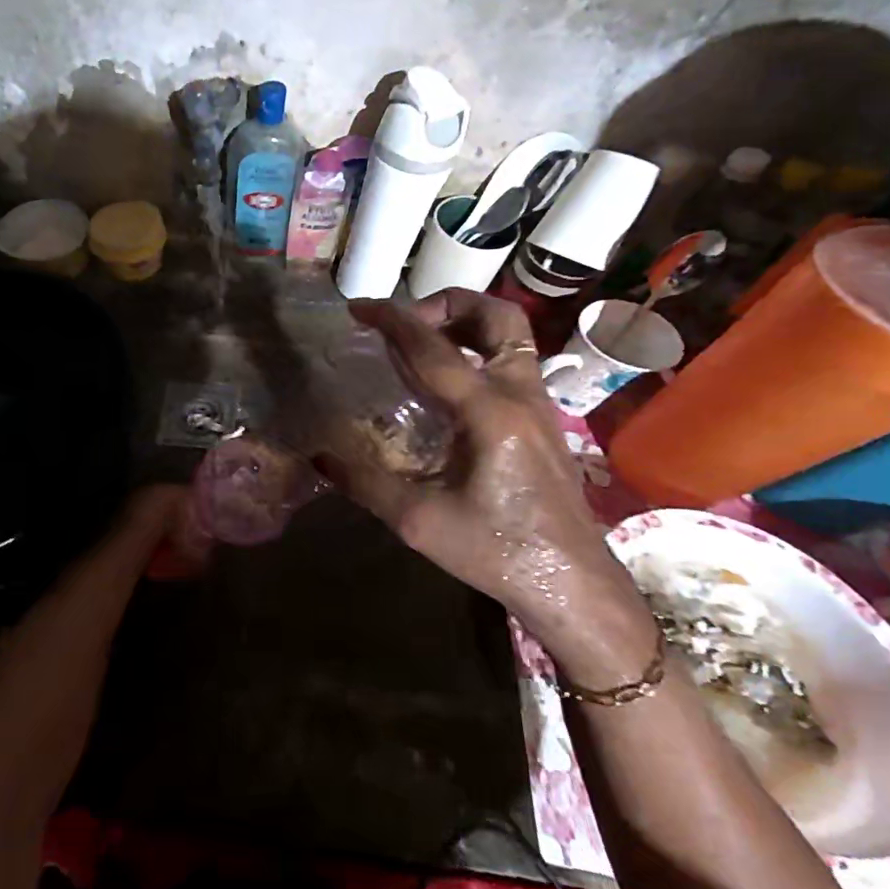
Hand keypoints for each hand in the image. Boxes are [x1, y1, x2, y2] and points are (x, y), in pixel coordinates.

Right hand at [323, 291, 657, 683]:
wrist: (570, 583)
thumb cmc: (496, 552)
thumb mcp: (418, 521)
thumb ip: (366, 482)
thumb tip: (319, 456)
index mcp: (489, 413)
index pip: (433, 349)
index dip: (392, 321)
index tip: (358, 307)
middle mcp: (520, 395)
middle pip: (496, 317)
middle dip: (447, 304)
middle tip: (406, 325)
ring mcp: (540, 405)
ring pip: (511, 336)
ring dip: (467, 325)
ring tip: (424, 346)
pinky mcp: (545, 420)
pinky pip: (512, 363)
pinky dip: (478, 353)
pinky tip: (448, 390)